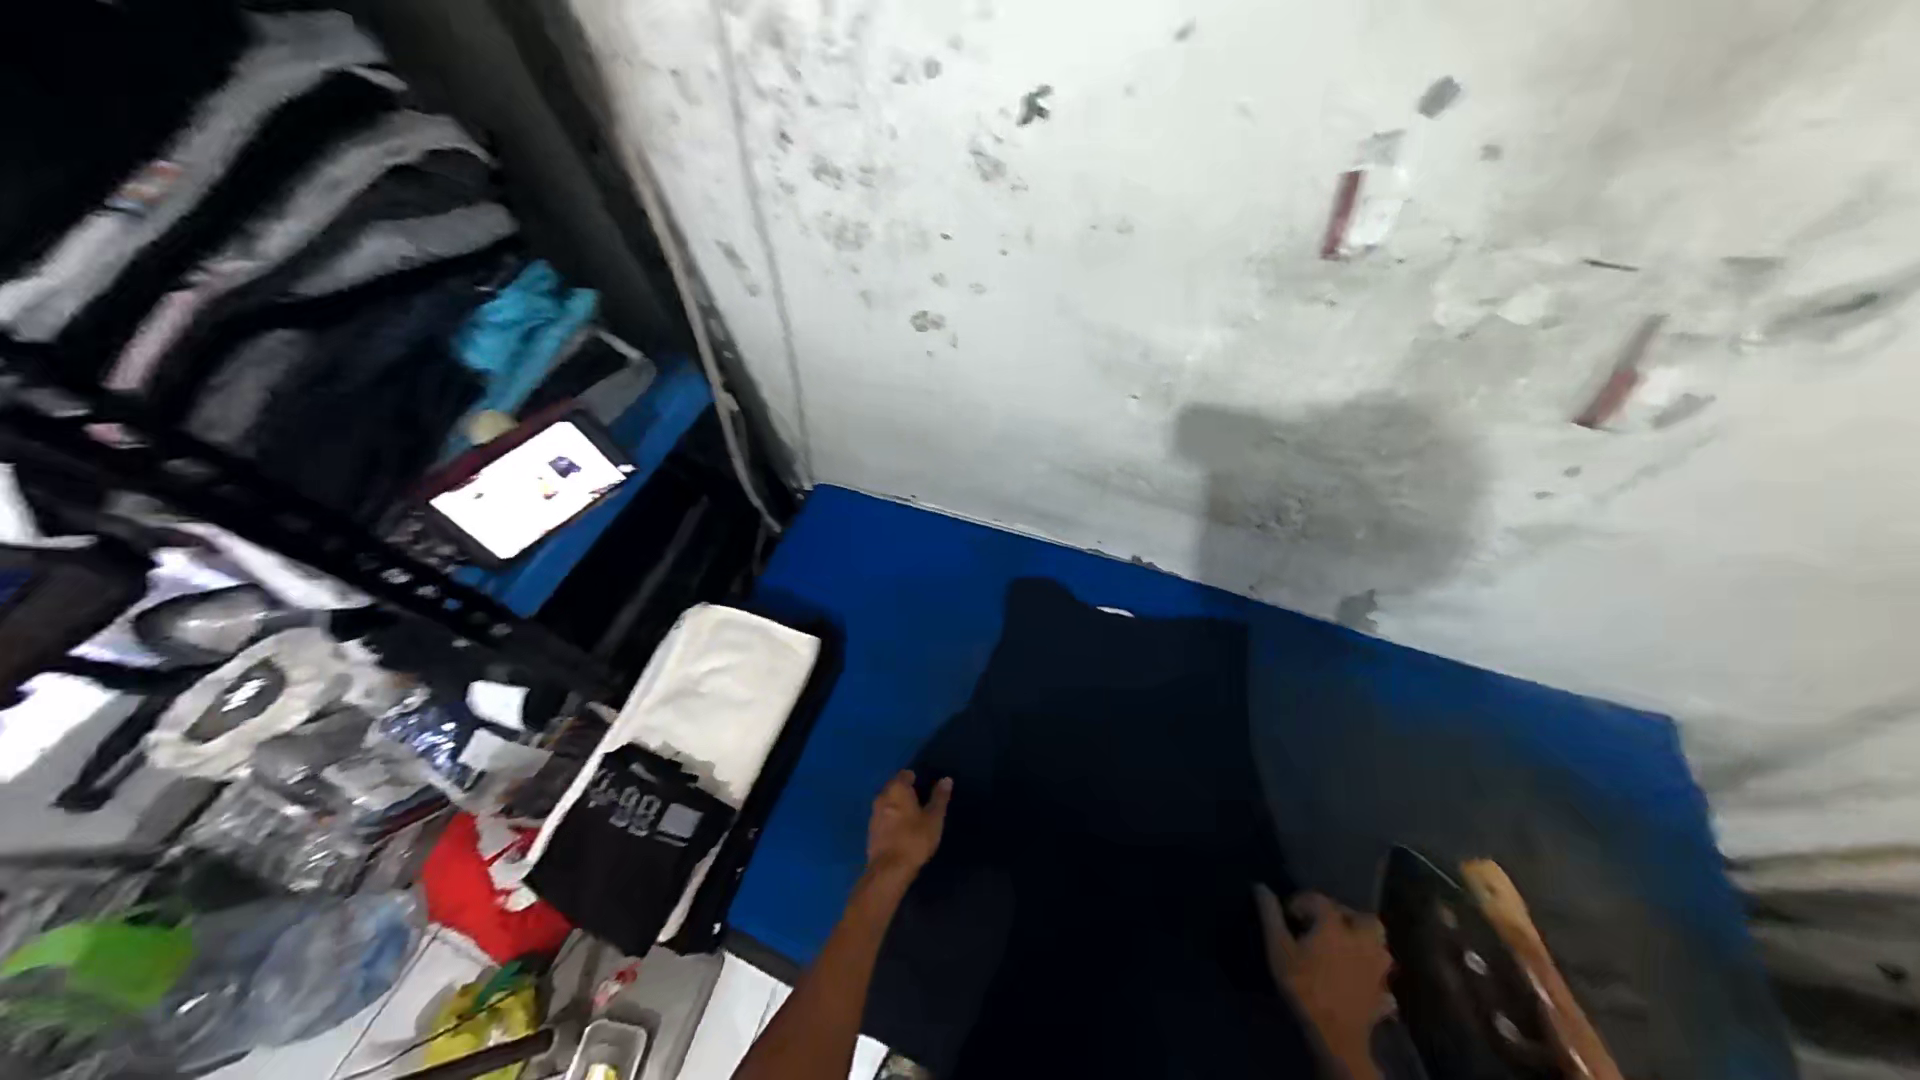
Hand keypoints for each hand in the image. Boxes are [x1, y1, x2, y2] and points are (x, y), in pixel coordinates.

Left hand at [866, 771, 951, 881]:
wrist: (889, 870)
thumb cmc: (915, 839)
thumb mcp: (934, 818)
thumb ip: (939, 798)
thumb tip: (946, 779)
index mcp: (897, 789)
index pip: (904, 774)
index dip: (914, 778)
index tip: (923, 786)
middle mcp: (882, 797)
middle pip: (893, 787)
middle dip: (904, 791)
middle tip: (920, 801)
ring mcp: (873, 814)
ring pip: (887, 802)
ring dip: (897, 805)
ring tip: (911, 816)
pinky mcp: (870, 831)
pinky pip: (883, 817)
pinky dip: (891, 819)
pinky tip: (900, 829)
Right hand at [1256, 886, 1392, 1079]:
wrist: (1336, 1038)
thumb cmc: (1303, 987)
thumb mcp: (1278, 948)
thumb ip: (1270, 915)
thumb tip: (1261, 887)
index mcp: (1336, 926)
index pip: (1319, 900)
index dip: (1301, 903)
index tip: (1288, 917)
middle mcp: (1363, 941)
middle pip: (1360, 917)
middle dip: (1341, 915)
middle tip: (1320, 927)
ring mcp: (1378, 969)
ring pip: (1378, 944)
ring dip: (1362, 940)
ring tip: (1340, 949)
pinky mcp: (1384, 993)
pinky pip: (1381, 976)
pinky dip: (1372, 972)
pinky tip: (1359, 979)